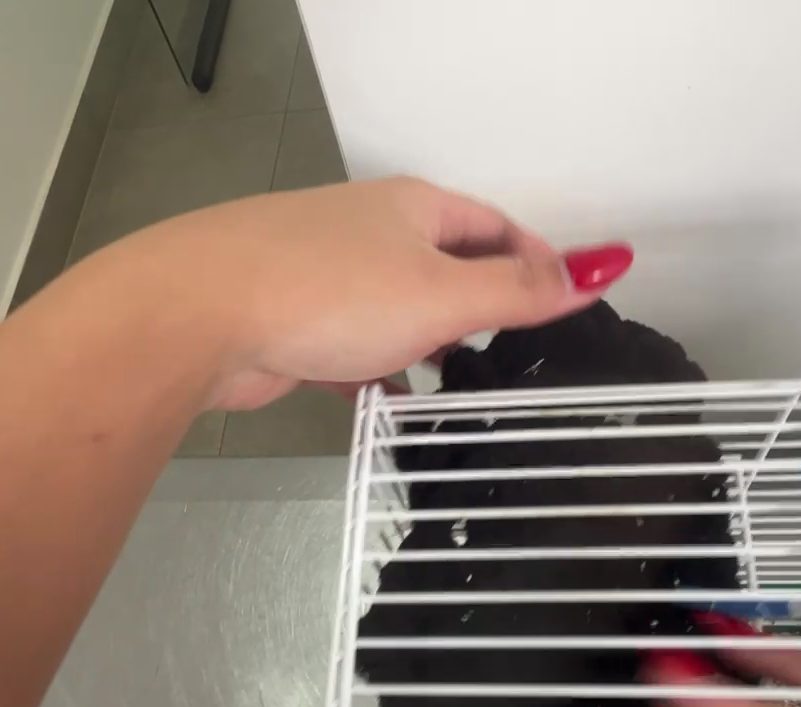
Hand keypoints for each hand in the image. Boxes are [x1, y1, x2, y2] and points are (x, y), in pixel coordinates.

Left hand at [69, 177, 631, 409]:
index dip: (536, 263)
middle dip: (481, 307)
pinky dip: (379, 372)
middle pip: (446, 266)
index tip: (566, 306)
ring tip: (461, 383)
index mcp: (413, 210)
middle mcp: (369, 232)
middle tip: (516, 352)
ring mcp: (326, 275)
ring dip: (429, 343)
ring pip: (397, 311)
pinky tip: (391, 403)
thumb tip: (598, 269)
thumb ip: (517, 291)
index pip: (495, 228)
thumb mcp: (442, 293)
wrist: (202, 316)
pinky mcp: (293, 321)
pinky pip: (354, 347)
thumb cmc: (331, 292)